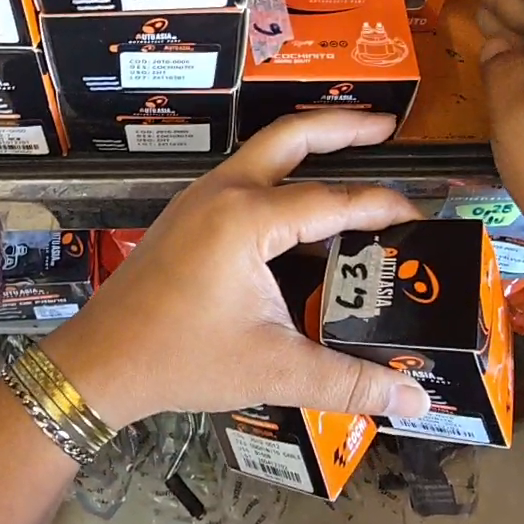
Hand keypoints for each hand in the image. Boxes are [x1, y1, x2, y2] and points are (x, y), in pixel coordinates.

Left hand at [39, 111, 433, 428]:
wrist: (101, 360)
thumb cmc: (180, 358)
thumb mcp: (272, 369)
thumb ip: (349, 380)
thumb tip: (415, 398)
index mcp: (246, 219)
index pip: (333, 201)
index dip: (383, 208)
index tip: (422, 218)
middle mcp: (222, 192)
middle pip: (290, 137)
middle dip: (343, 126)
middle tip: (389, 125)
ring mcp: (199, 198)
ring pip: (262, 151)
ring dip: (308, 144)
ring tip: (353, 148)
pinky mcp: (187, 213)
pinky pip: (244, 175)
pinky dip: (280, 172)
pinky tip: (300, 202)